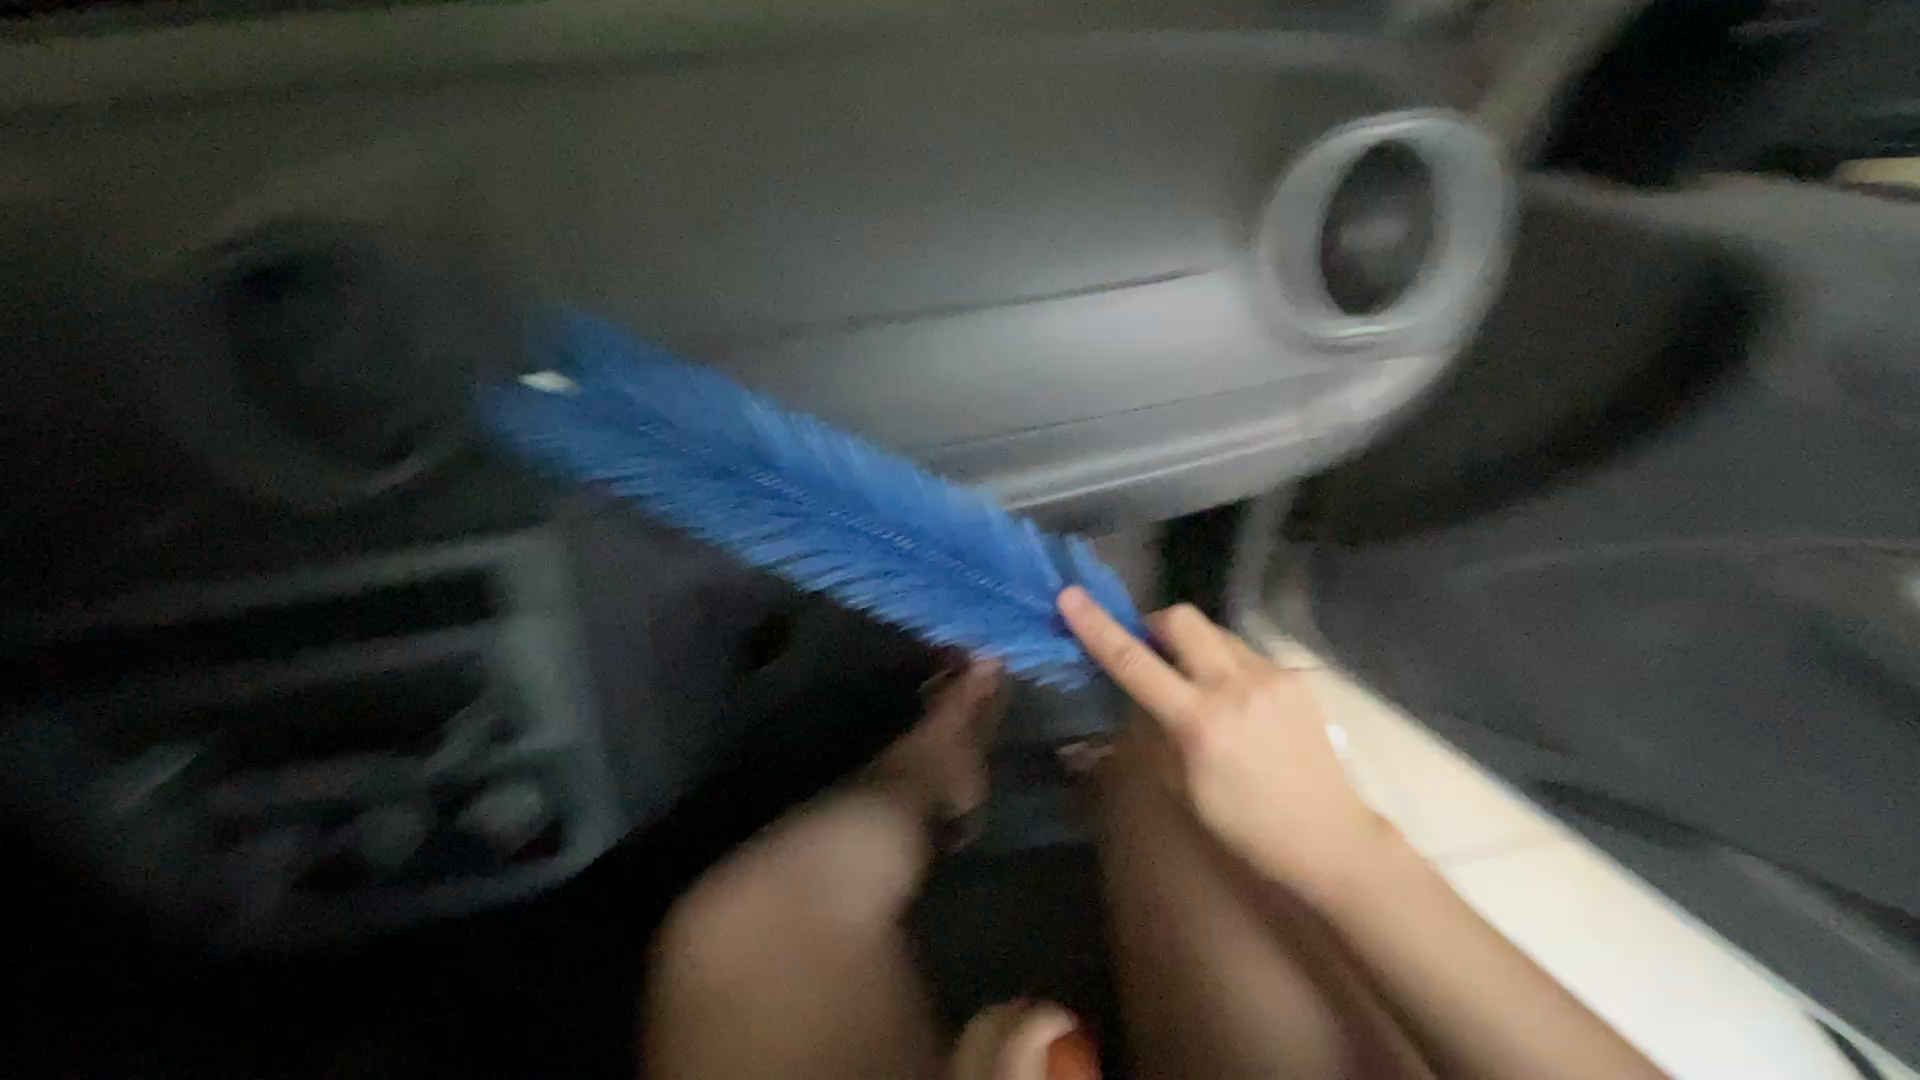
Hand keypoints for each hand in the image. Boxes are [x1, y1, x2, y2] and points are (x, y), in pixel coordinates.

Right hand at [1058, 587, 1392, 896]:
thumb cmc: (1241, 824)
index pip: (1133, 662)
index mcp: (1198, 721)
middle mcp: (1234, 686)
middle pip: (1181, 618)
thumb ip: (1155, 728)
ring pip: (1215, 631)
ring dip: (1192, 646)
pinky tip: (1235, 702)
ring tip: (1195, 683)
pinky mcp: (1294, 677)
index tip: (1071, 596)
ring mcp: (1271, 676)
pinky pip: (1243, 653)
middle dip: (1155, 624)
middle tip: (1149, 652)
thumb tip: (1142, 691)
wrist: (1326, 836)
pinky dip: (1224, 665)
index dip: (1097, 626)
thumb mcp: (1178, 784)